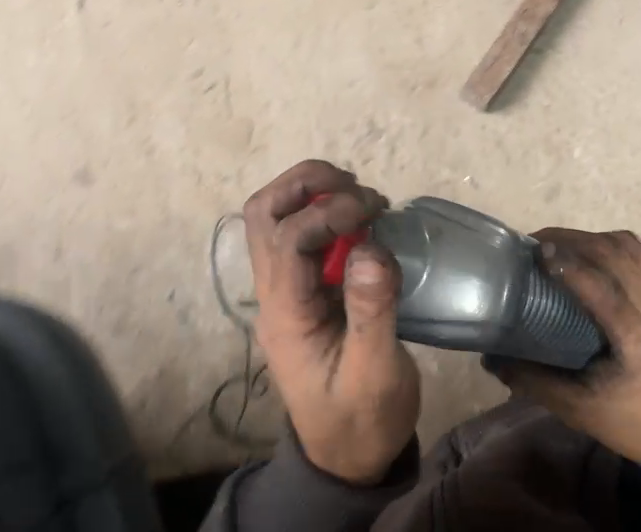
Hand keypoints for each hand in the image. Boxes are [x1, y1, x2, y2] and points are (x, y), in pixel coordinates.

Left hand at [242, 160, 420, 483]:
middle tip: (358, 188)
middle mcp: (277, 292)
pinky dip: (330, 210)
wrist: (349, 456)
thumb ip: (372, 311)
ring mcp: (288, 287)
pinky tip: (367, 222)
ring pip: (277, 217)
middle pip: (264, 213)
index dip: (329, 212)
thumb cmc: (362, 419)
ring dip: (315, 192)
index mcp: (286, 313)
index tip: (375, 212)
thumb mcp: (375, 373)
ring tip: (366, 202)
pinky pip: (303, 231)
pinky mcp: (307, 287)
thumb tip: (370, 247)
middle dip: (306, 184)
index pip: (287, 239)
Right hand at [489, 229, 640, 493]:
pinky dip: (617, 245)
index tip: (534, 252)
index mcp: (638, 341)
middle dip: (574, 240)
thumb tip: (490, 358)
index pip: (600, 285)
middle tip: (539, 242)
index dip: (566, 262)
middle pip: (616, 254)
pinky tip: (595, 253)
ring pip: (633, 247)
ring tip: (564, 244)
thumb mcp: (579, 410)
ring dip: (595, 238)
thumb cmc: (634, 424)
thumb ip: (534, 381)